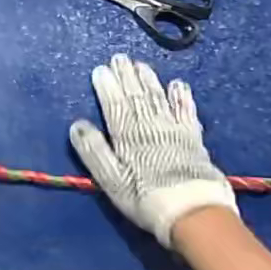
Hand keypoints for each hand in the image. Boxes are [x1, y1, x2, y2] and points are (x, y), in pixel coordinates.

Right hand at [69, 54, 236, 247]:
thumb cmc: (143, 197)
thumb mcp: (110, 179)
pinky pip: (186, 111)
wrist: (192, 211)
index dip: (106, 87)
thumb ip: (94, 150)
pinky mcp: (193, 138)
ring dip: (149, 80)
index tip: (100, 69)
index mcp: (126, 136)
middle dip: (126, 76)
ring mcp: (174, 130)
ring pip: (159, 98)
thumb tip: (77, 124)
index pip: (114, 105)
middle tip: (120, 58)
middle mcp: (150, 127)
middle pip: (137, 96)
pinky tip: (178, 84)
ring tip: (141, 65)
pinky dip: (181, 97)